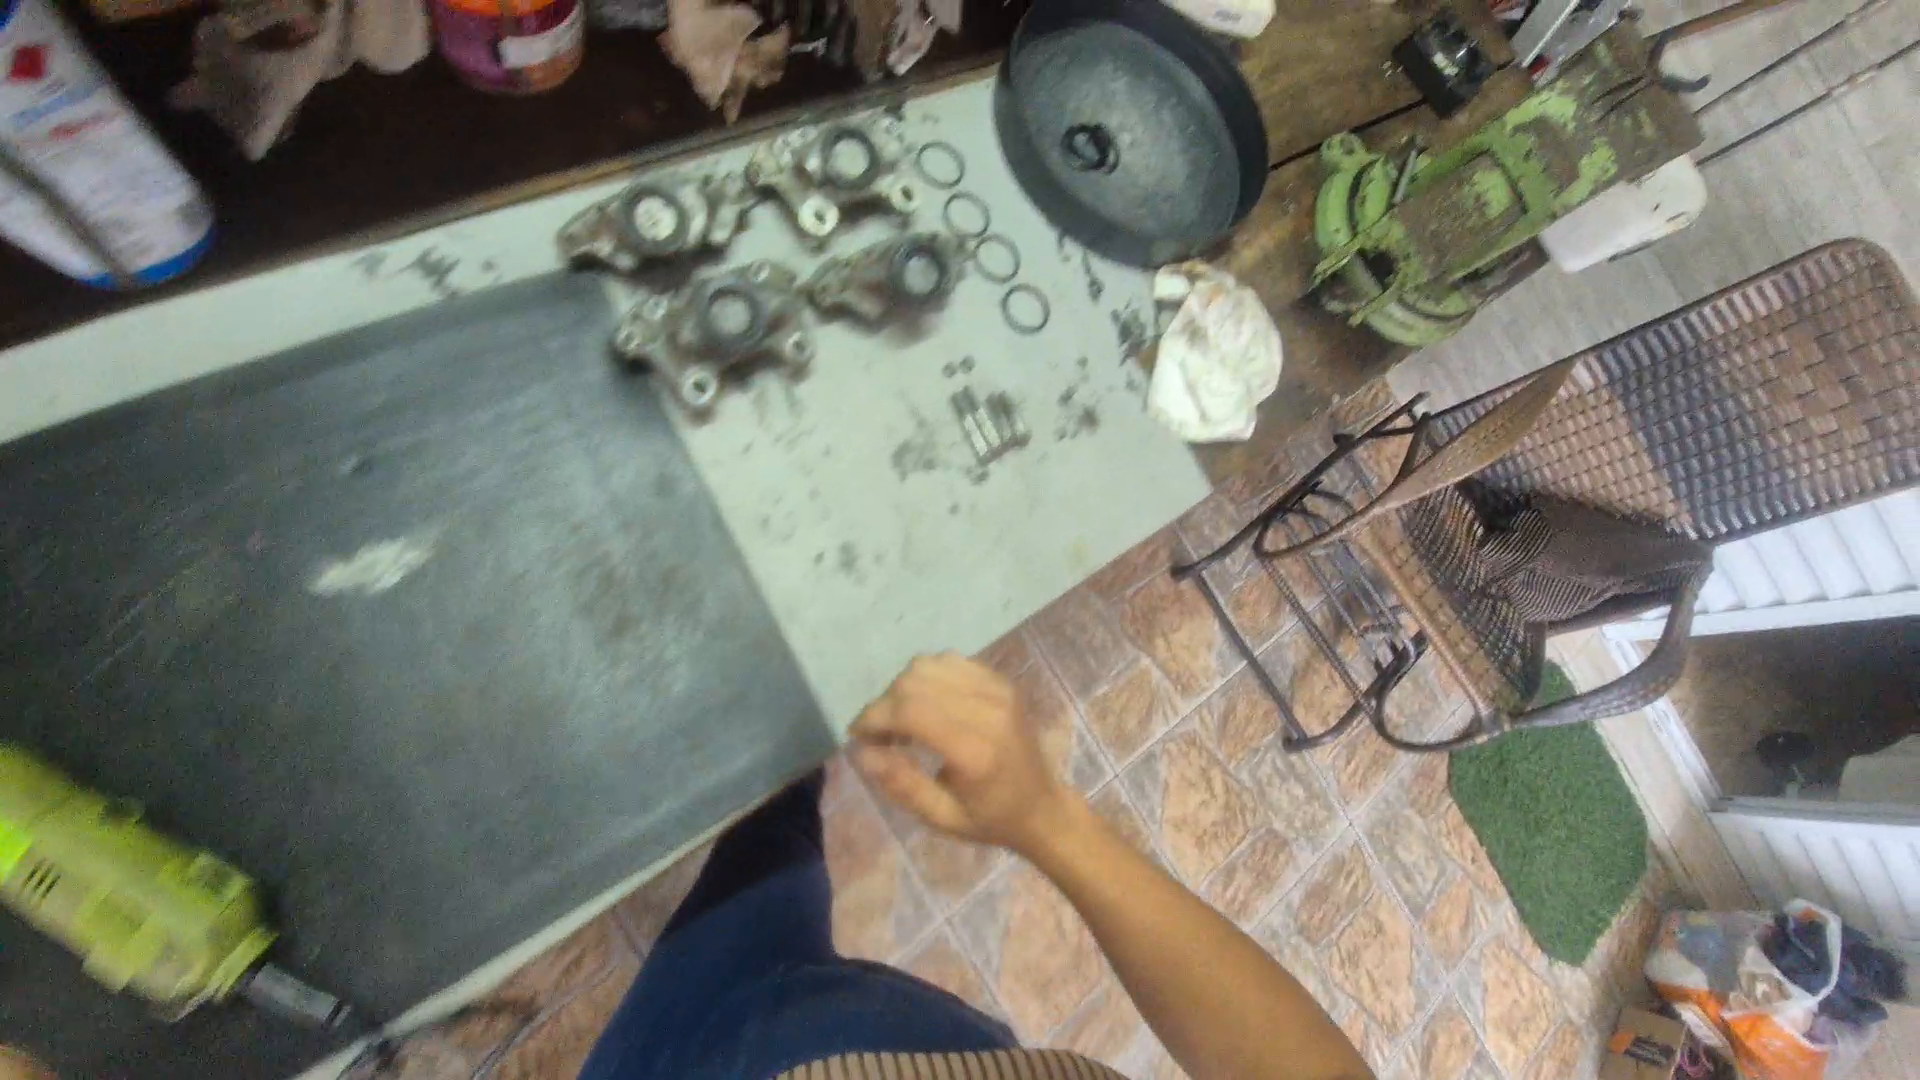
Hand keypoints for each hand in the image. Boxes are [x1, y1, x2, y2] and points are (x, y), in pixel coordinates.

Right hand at [850, 653, 1080, 855]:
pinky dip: (926, 677)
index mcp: (975, 750)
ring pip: (929, 665)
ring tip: (901, 720)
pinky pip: (949, 661)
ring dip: (903, 688)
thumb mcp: (941, 818)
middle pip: (915, 682)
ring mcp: (998, 689)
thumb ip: (900, 784)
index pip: (911, 712)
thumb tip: (860, 752)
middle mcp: (988, 709)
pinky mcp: (1001, 680)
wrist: (1042, 805)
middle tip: (879, 735)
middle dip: (884, 704)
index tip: (858, 736)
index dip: (875, 717)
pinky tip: (926, 704)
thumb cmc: (990, 818)